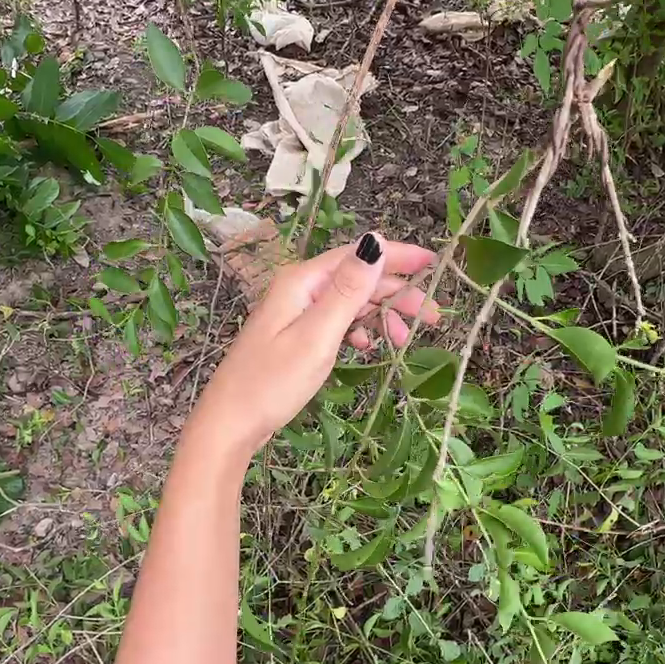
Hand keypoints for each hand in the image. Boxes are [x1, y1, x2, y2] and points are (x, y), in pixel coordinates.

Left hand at [185, 233, 438, 461]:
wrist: (231, 423)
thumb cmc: (271, 383)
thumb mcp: (317, 336)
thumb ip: (347, 290)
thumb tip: (375, 240)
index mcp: (303, 282)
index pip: (358, 255)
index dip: (398, 256)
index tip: (434, 264)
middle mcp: (299, 289)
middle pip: (357, 278)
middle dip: (397, 294)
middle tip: (432, 318)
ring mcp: (296, 313)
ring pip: (350, 302)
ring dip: (380, 315)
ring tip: (402, 341)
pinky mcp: (295, 335)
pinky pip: (336, 322)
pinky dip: (358, 331)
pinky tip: (367, 348)